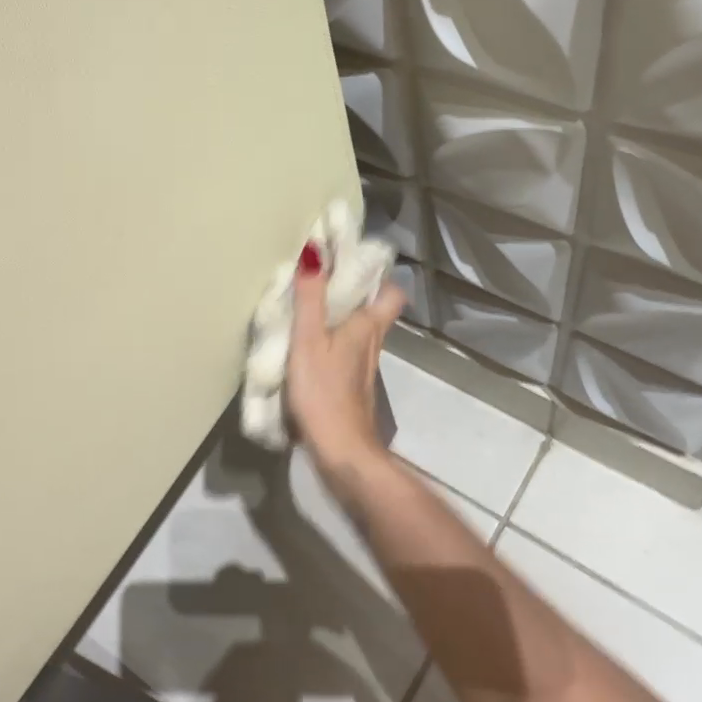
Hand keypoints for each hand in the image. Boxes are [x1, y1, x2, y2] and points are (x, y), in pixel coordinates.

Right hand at [286, 242, 407, 469]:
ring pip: (360, 334)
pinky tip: (308, 347)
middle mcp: (372, 345)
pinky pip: (346, 354)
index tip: (351, 262)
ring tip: (311, 307)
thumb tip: (315, 249)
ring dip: (341, 320)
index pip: (392, 294)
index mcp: (367, 327)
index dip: (379, 276)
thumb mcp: (309, 340)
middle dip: (354, 294)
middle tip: (323, 279)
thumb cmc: (324, 392)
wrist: (341, 451)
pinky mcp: (351, 389)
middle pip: (374, 311)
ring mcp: (363, 370)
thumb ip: (310, 297)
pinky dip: (333, 345)